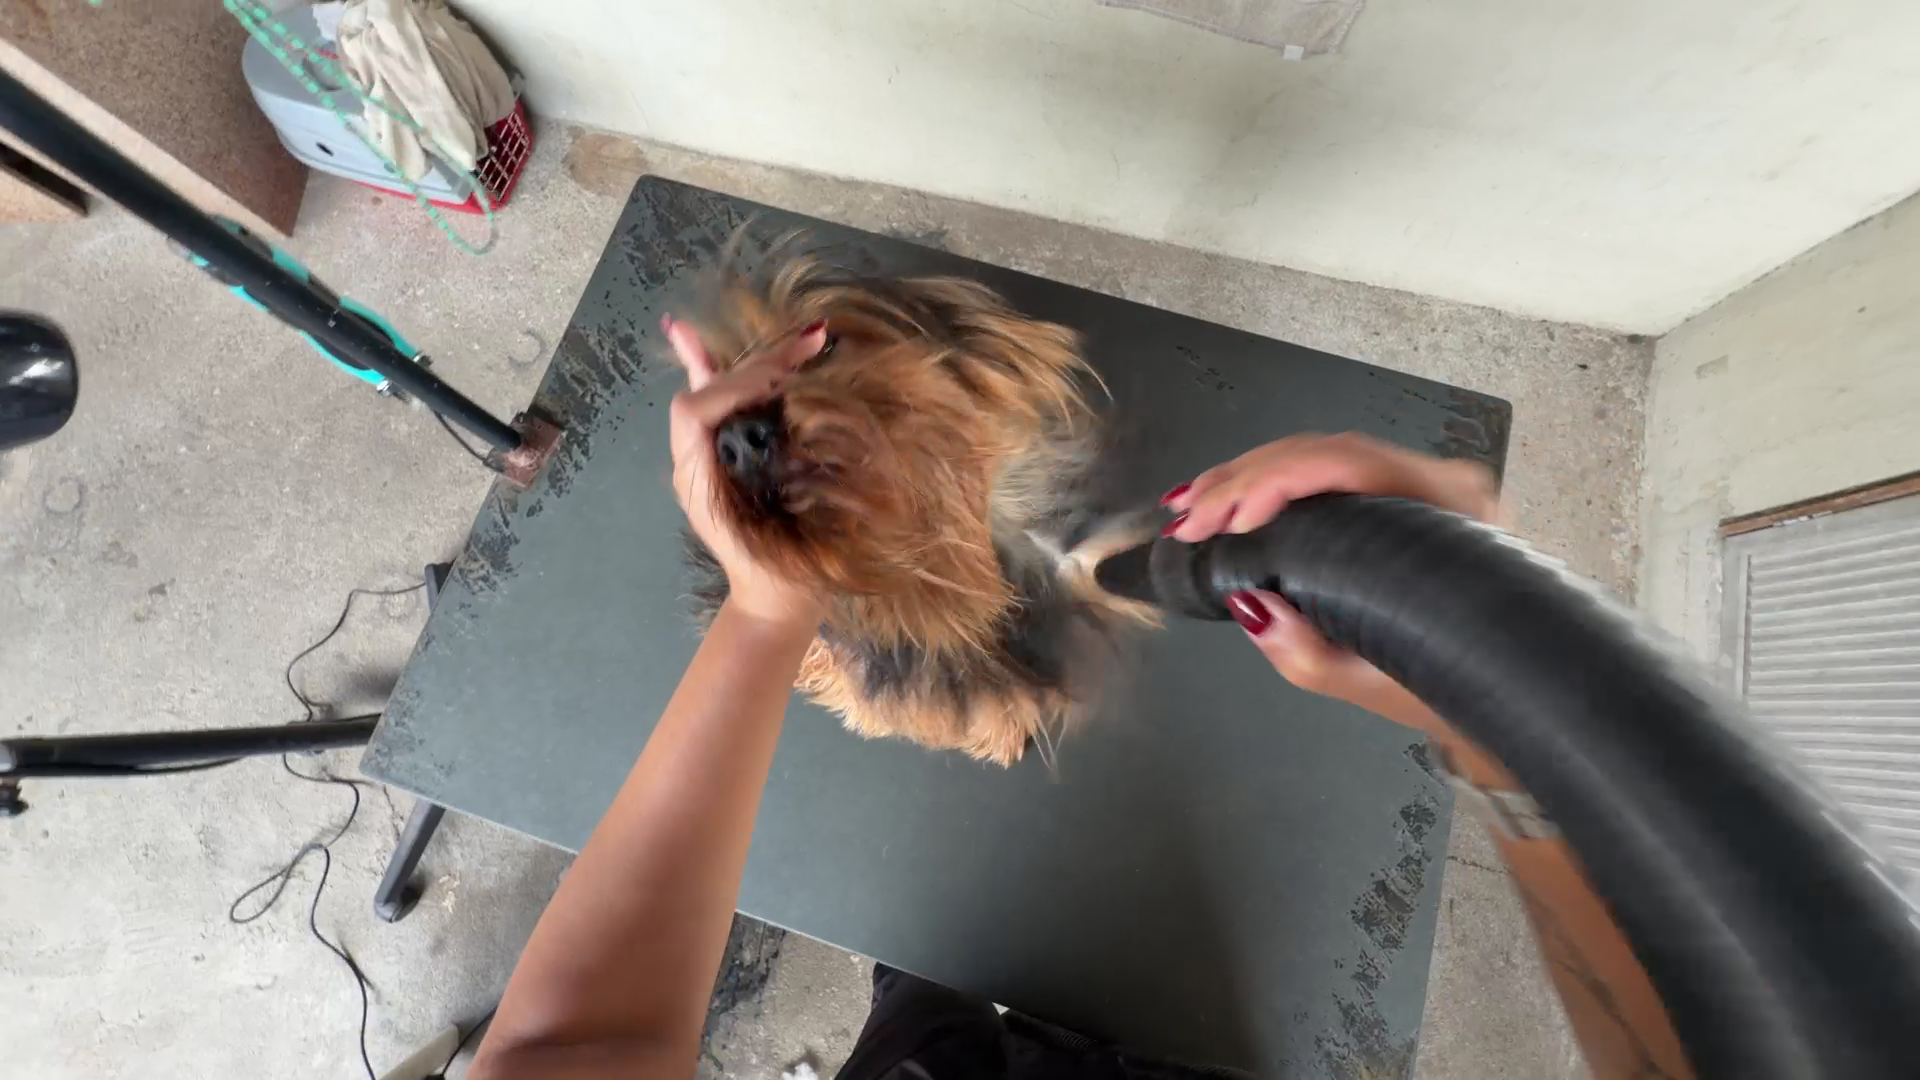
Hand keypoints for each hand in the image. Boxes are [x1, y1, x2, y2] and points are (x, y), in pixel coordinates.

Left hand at [663, 314, 828, 629]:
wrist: (772, 600)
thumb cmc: (779, 569)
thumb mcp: (781, 526)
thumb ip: (776, 482)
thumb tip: (781, 426)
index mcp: (699, 475)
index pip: (696, 411)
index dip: (735, 386)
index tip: (785, 378)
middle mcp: (696, 459)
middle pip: (712, 392)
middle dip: (760, 363)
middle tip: (811, 341)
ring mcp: (709, 460)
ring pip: (720, 394)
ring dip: (755, 362)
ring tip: (795, 339)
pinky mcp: (729, 463)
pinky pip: (719, 410)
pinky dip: (719, 375)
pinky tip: (688, 338)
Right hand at [1161, 433, 1497, 733]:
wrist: (1488, 681)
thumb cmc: (1438, 681)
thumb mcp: (1371, 684)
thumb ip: (1309, 654)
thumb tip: (1251, 606)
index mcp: (1447, 516)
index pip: (1349, 466)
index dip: (1277, 483)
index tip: (1232, 523)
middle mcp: (1436, 486)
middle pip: (1320, 452)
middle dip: (1238, 482)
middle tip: (1188, 520)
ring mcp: (1412, 483)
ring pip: (1312, 452)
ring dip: (1239, 475)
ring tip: (1189, 506)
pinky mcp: (1387, 491)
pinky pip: (1316, 466)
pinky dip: (1259, 477)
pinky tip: (1219, 494)